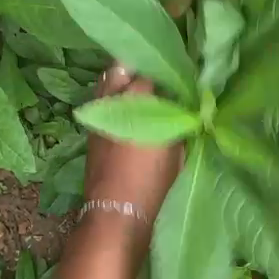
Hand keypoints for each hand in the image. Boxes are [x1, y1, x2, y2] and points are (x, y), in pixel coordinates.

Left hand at [83, 67, 181, 234]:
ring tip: (143, 93)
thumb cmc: (153, 180)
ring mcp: (97, 113)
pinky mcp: (91, 130)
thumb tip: (187, 105)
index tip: (180, 78)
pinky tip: (131, 112)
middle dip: (138, 69)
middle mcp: (112, 98)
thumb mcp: (177, 147)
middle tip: (158, 80)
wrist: (117, 211)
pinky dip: (115, 102)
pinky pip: (102, 104)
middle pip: (122, 67)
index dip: (168, 74)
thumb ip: (180, 119)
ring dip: (123, 84)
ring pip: (107, 83)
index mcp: (138, 96)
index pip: (154, 71)